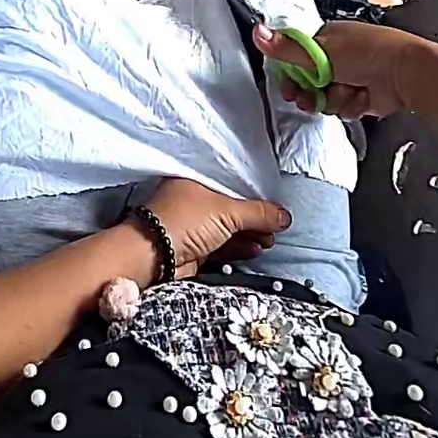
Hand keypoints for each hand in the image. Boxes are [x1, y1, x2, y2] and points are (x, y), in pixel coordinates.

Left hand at [143, 178, 292, 277]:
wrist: (152, 257)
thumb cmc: (183, 221)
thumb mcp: (227, 211)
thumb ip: (259, 213)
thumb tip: (285, 216)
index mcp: (196, 180)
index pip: (232, 182)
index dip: (254, 192)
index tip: (274, 203)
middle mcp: (193, 200)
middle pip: (232, 207)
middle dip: (255, 218)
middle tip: (276, 225)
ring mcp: (193, 225)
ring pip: (229, 228)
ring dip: (251, 234)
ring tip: (270, 238)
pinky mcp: (194, 248)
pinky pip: (223, 245)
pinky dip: (240, 246)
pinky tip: (256, 248)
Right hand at [252, 21, 432, 118]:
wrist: (405, 73)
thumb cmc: (369, 53)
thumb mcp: (320, 51)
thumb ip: (287, 48)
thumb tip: (257, 32)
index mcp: (328, 38)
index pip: (298, 59)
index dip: (291, 75)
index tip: (289, 86)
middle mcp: (340, 56)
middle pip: (310, 82)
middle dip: (311, 93)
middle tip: (312, 97)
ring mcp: (353, 76)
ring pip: (327, 98)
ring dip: (333, 100)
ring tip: (345, 94)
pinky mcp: (363, 96)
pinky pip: (344, 108)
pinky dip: (351, 106)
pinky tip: (361, 99)